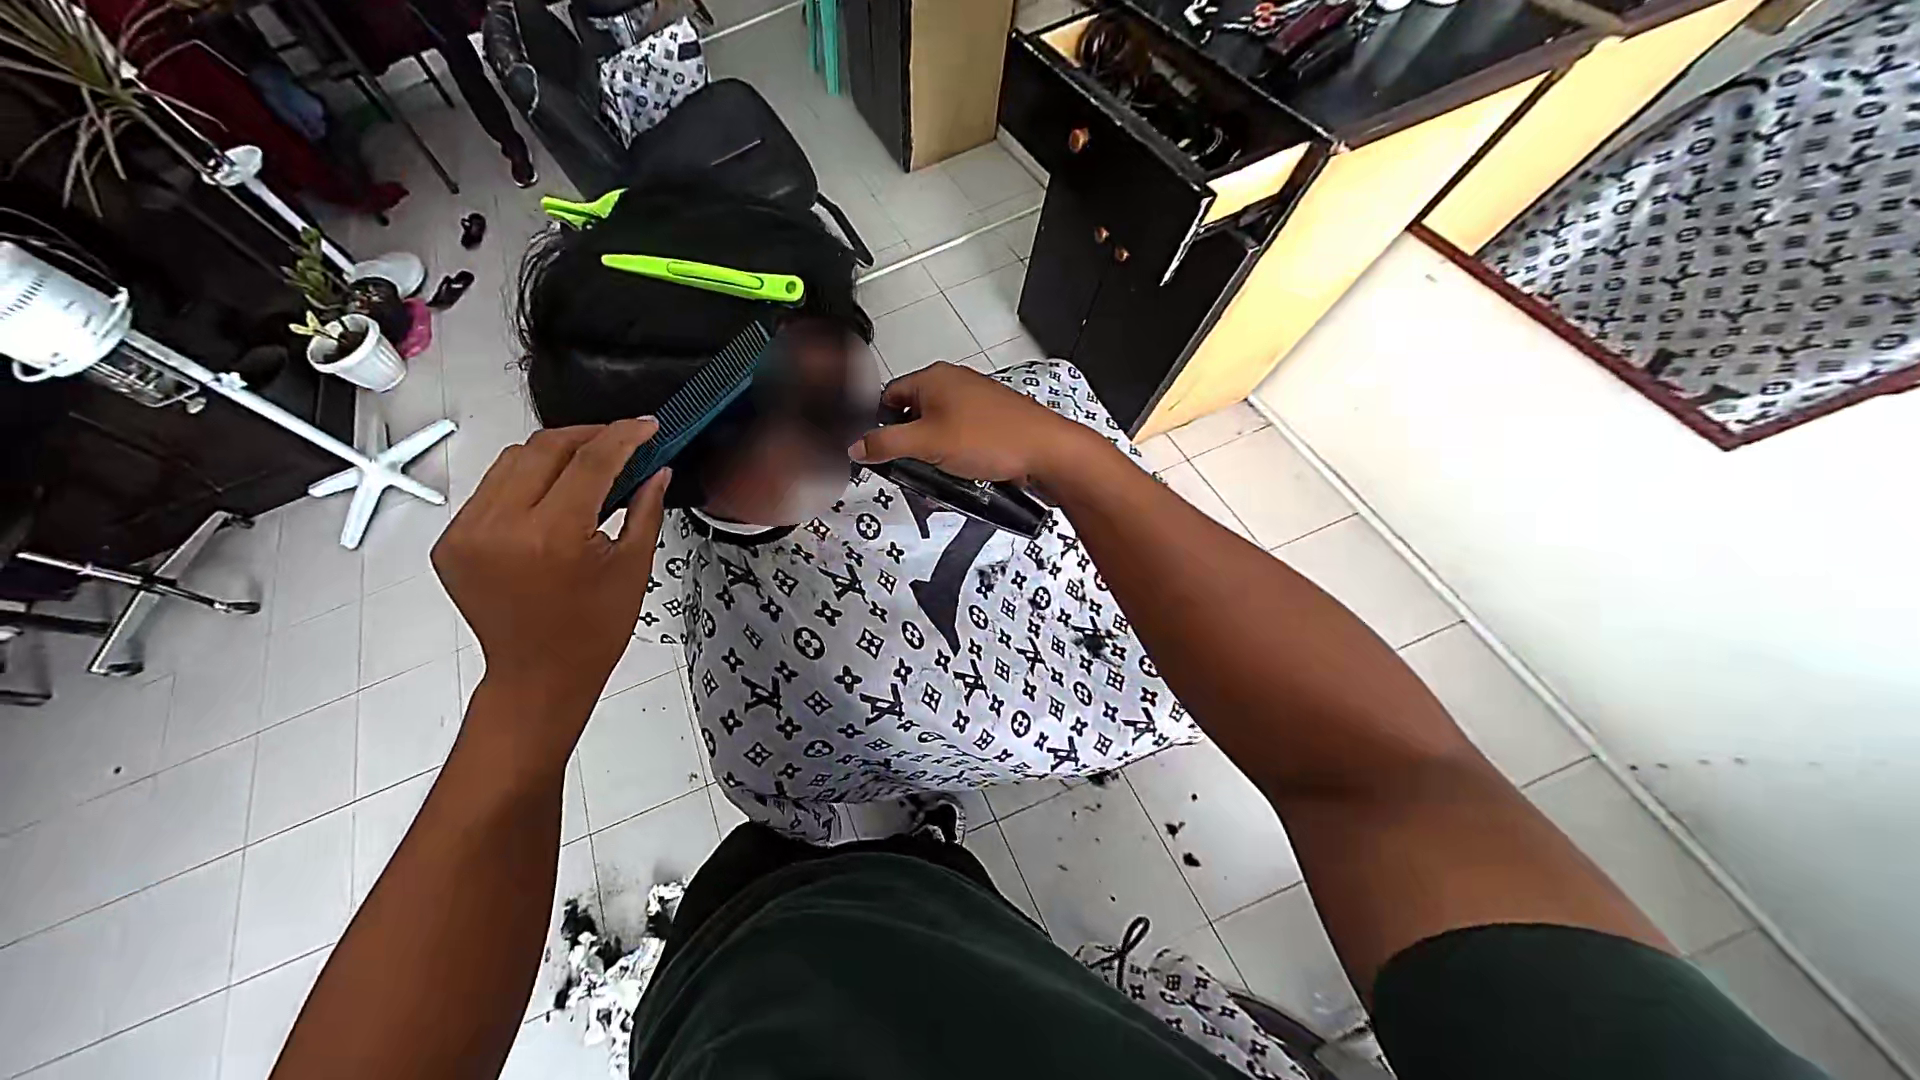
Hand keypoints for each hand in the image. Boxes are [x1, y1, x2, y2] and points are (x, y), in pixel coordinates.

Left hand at [432, 420, 669, 764]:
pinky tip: (554, 494)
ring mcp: (467, 534)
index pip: (590, 461)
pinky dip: (526, 481)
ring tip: (589, 465)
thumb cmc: (590, 632)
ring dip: (555, 454)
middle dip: (589, 436)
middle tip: (622, 440)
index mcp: (553, 537)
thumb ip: (645, 508)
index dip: (624, 436)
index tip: (645, 426)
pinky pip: (491, 489)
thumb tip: (657, 470)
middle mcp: (500, 529)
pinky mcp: (451, 542)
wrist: (540, 674)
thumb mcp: (633, 566)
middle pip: (545, 448)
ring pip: (512, 460)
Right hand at [848, 362, 1102, 488]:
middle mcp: (954, 383)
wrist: (1046, 452)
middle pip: (912, 413)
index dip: (878, 424)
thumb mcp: (927, 444)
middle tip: (910, 464)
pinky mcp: (990, 422)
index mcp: (933, 378)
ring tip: (939, 470)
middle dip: (908, 442)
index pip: (887, 395)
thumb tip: (858, 445)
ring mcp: (974, 402)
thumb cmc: (997, 437)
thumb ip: (886, 444)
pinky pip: (960, 437)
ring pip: (937, 428)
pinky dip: (955, 454)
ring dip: (932, 452)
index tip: (876, 448)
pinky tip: (962, 471)